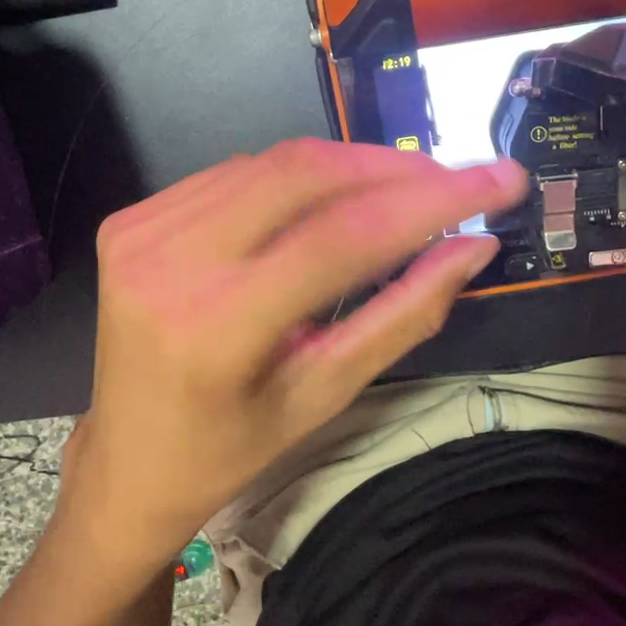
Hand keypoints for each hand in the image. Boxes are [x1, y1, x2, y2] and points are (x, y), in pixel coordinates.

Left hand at [52, 140, 526, 579]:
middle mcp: (169, 263)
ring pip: (273, 163)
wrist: (126, 462)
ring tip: (408, 186)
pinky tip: (335, 196)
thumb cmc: (234, 448)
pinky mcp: (132, 218)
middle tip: (455, 180)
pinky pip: (236, 174)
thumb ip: (404, 314)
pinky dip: (299, 177)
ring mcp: (141, 231)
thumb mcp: (327, 392)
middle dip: (394, 167)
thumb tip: (474, 246)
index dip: (431, 200)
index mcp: (217, 327)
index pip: (343, 237)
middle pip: (306, 176)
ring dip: (352, 166)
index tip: (500, 180)